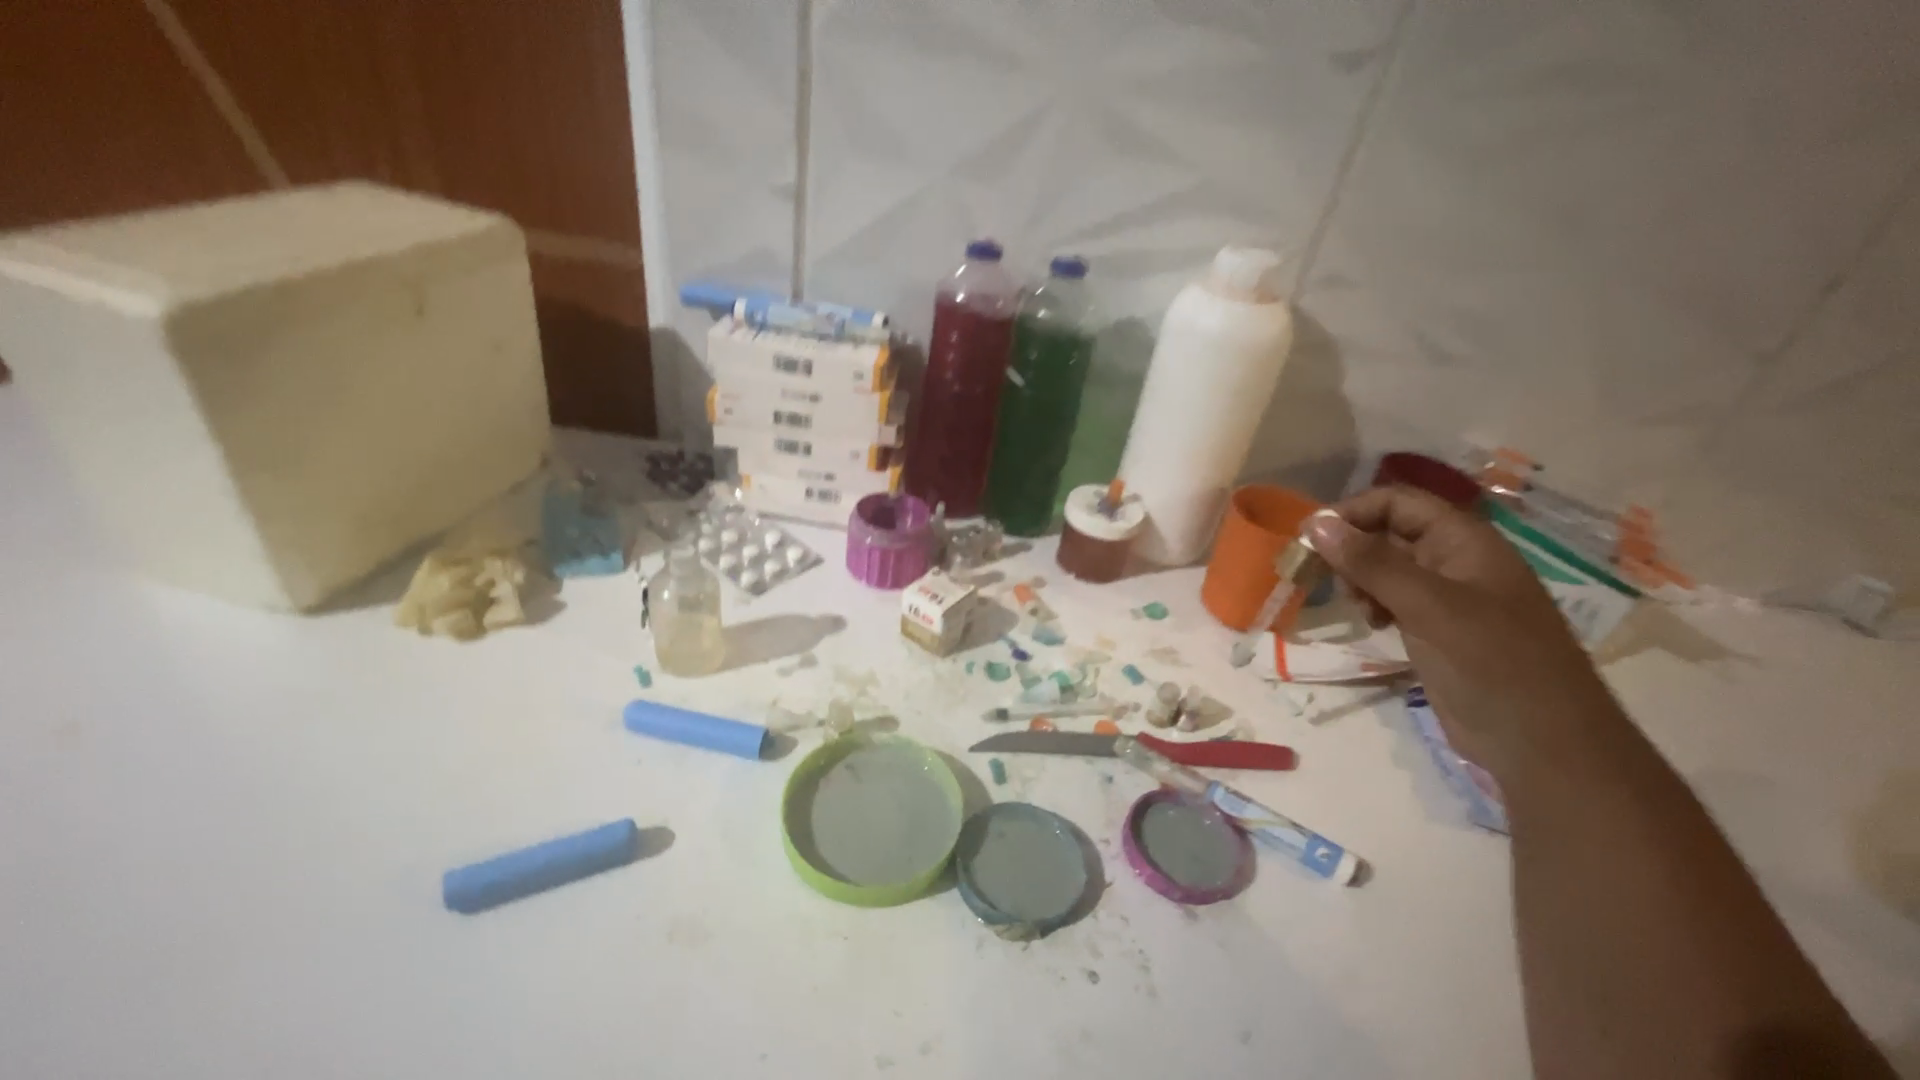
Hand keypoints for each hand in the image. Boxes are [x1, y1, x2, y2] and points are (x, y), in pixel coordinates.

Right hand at [1305, 487, 1629, 785]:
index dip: (1352, 512)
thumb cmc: (1492, 662)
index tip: (1308, 539)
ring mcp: (1450, 599)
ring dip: (1361, 579)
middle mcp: (1457, 561)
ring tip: (1354, 606)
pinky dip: (1375, 605)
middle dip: (1352, 548)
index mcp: (1465, 541)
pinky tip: (1371, 625)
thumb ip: (1372, 563)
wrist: (1544, 743)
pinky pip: (1398, 602)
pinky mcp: (1441, 632)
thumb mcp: (1429, 606)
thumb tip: (1315, 524)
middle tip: (1321, 577)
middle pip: (1391, 532)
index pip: (1397, 502)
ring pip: (1390, 569)